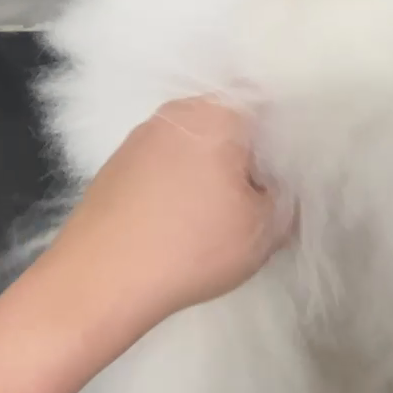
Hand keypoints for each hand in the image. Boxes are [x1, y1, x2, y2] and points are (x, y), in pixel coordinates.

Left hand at [47, 96, 289, 323]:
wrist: (98, 283)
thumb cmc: (191, 247)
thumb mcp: (266, 229)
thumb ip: (291, 198)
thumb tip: (285, 188)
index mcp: (217, 114)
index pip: (271, 109)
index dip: (291, 144)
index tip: (294, 180)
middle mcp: (176, 113)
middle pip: (234, 125)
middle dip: (253, 159)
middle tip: (264, 201)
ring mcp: (141, 137)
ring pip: (201, 144)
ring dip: (219, 173)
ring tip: (224, 217)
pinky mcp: (119, 166)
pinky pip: (170, 163)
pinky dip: (187, 184)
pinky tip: (186, 222)